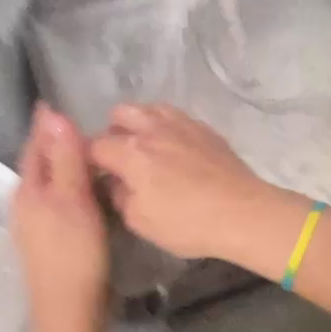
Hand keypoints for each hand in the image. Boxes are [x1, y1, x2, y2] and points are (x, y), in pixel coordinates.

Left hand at [11, 104, 108, 328]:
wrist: (70, 310)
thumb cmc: (74, 252)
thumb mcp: (73, 199)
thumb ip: (66, 158)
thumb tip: (54, 115)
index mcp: (28, 191)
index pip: (34, 146)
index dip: (45, 125)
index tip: (55, 102)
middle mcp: (26, 205)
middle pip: (39, 165)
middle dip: (53, 143)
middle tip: (78, 124)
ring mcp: (36, 226)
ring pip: (49, 185)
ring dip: (63, 166)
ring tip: (88, 151)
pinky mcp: (51, 242)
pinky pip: (59, 202)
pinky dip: (71, 188)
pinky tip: (89, 191)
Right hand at [89, 104, 308, 268]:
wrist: (244, 212)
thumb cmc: (188, 223)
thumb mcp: (141, 222)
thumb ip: (120, 197)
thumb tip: (114, 183)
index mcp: (131, 152)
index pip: (95, 145)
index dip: (87, 158)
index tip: (90, 172)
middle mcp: (153, 129)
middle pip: (120, 113)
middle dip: (112, 131)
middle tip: (119, 157)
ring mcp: (182, 124)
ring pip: (149, 108)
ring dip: (140, 123)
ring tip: (146, 147)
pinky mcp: (205, 129)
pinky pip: (175, 117)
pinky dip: (165, 127)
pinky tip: (174, 148)